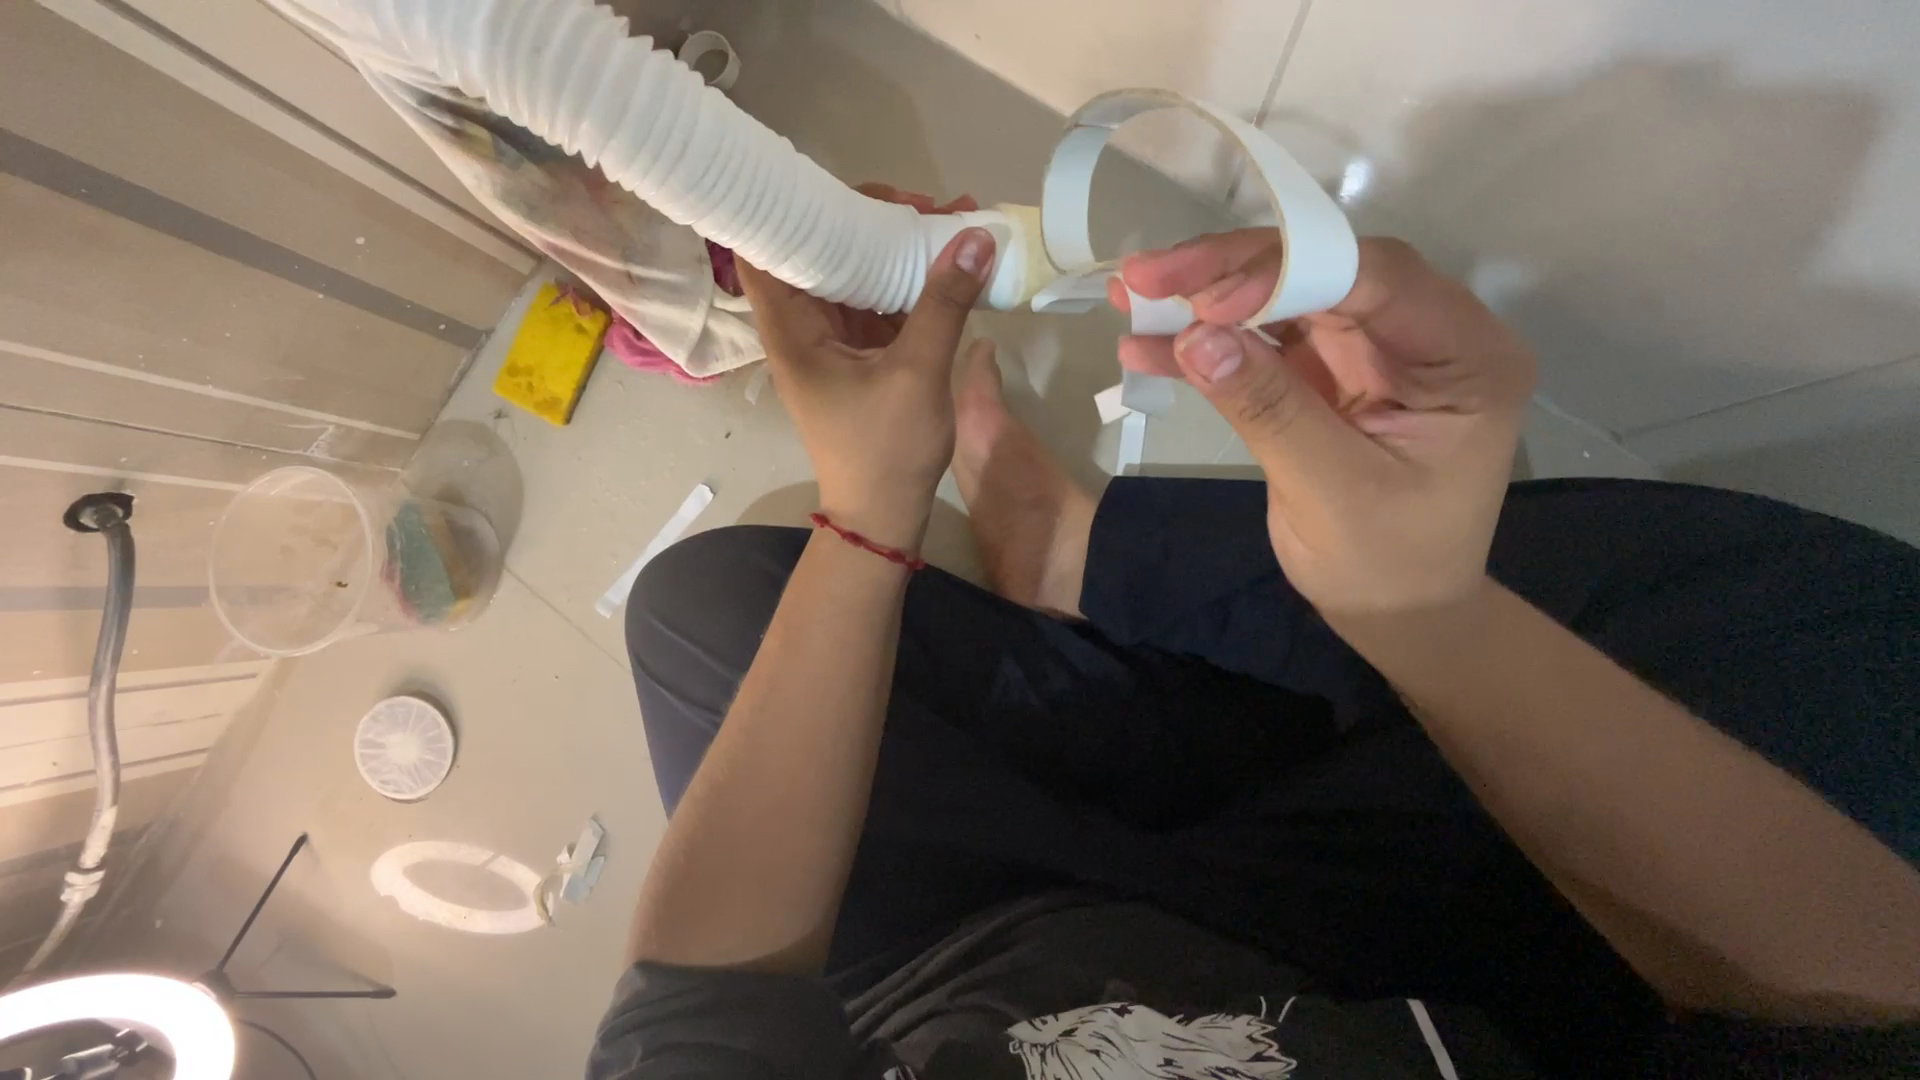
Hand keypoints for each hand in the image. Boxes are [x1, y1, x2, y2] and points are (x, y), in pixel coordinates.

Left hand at [738, 187, 994, 551]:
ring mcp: (832, 343)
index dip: (791, 204)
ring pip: (854, 276)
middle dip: (868, 219)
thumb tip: (976, 236)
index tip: (841, 181)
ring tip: (945, 223)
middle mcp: (803, 328)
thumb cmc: (886, 450)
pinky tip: (945, 266)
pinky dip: (905, 285)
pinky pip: (877, 305)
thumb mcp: (918, 372)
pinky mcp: (859, 358)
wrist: (884, 517)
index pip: (765, 245)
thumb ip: (943, 301)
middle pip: (819, 251)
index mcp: (792, 329)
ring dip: (893, 250)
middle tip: (922, 203)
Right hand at [1113, 231, 1534, 615]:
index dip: (1289, 273)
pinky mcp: (1319, 375)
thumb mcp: (1331, 489)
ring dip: (1203, 299)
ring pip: (1281, 300)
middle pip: (1322, 273)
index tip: (1204, 302)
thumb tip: (1194, 338)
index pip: (1377, 279)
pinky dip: (1203, 347)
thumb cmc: (1385, 562)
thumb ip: (1269, 409)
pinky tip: (1145, 348)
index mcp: (1461, 356)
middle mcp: (1417, 336)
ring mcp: (1364, 354)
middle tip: (1145, 274)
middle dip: (1230, 272)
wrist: (1389, 608)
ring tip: (1131, 294)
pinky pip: (1257, 346)